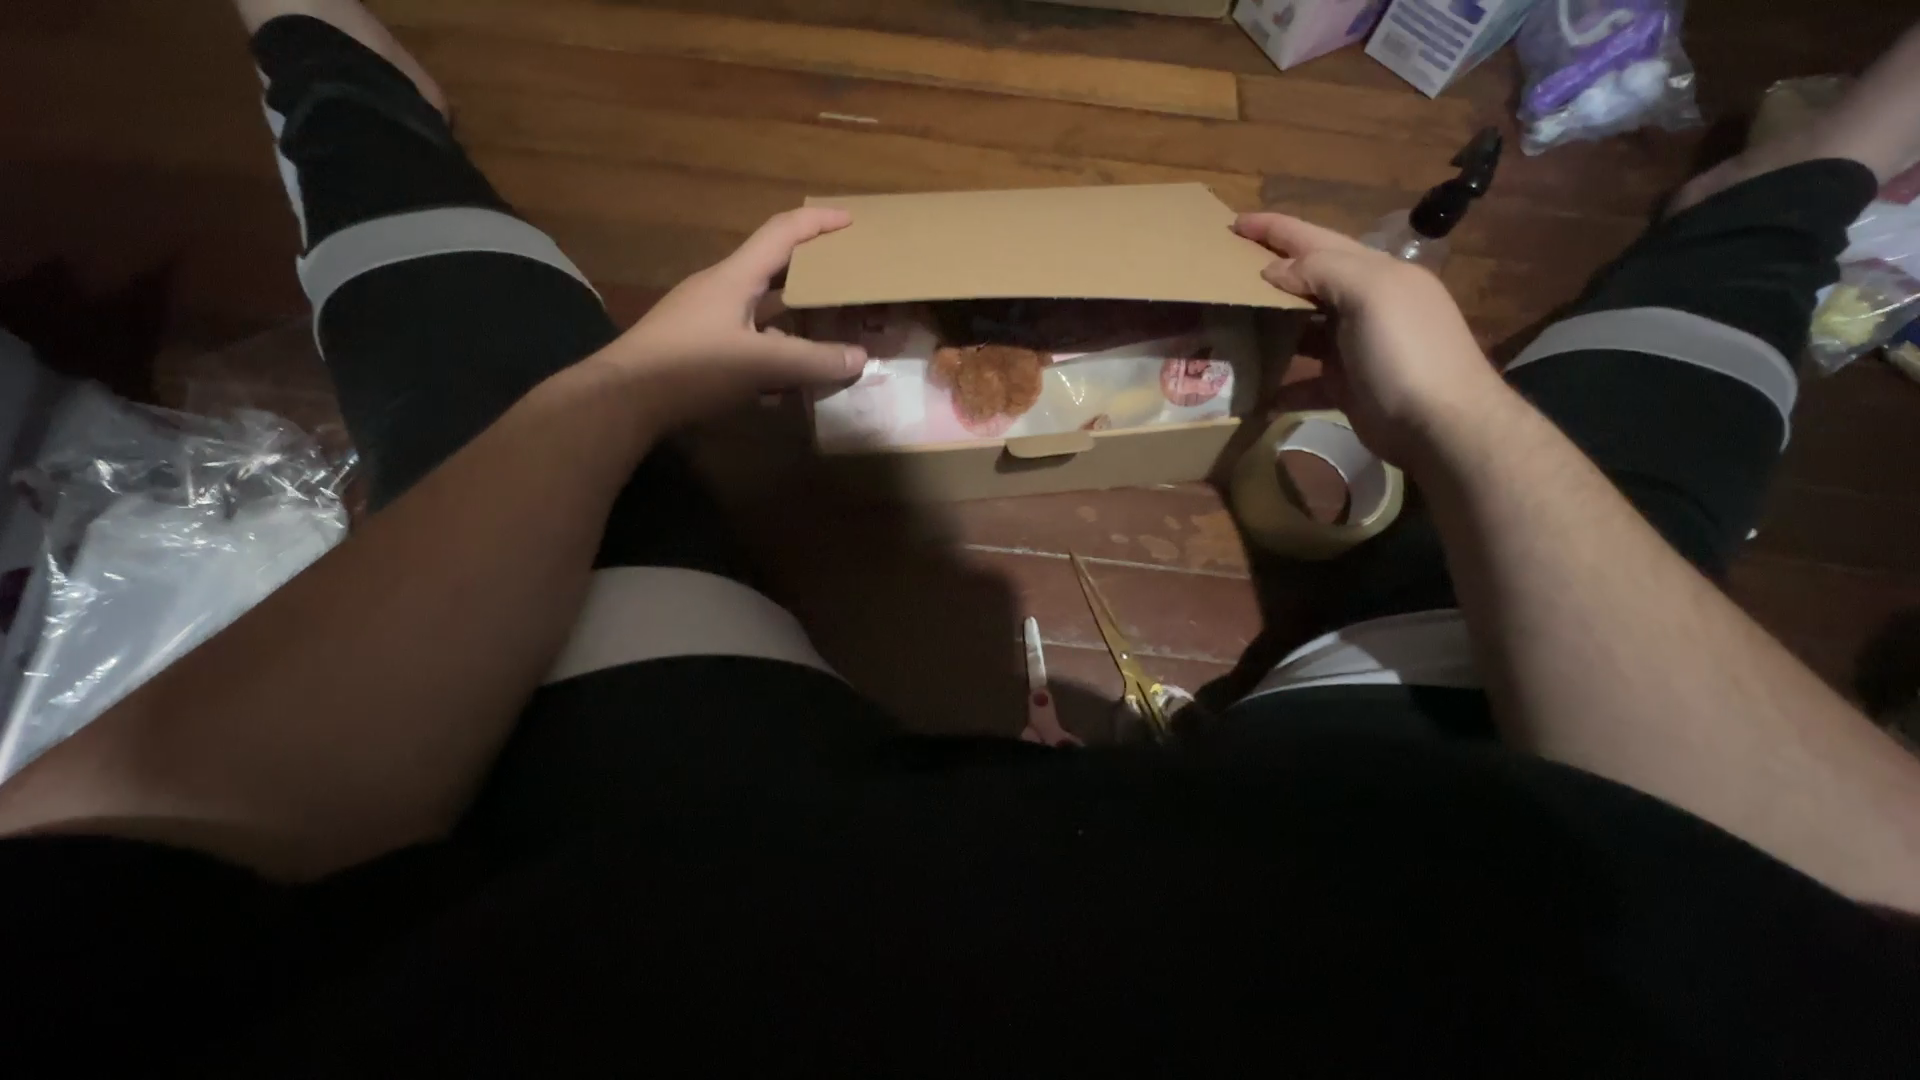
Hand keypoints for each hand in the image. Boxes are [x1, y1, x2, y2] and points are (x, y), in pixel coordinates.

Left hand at [600, 207, 866, 428]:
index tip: (851, 220)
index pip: (782, 233)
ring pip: (759, 308)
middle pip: (772, 269)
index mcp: (735, 277)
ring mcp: (704, 319)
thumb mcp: (760, 365)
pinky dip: (770, 349)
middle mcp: (719, 289)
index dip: (818, 222)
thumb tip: (860, 358)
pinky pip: (745, 338)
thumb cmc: (691, 368)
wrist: (623, 399)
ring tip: (824, 330)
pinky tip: (785, 379)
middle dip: (810, 272)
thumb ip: (812, 361)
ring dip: (792, 317)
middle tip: (845, 279)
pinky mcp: (695, 348)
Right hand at [1234, 213, 1503, 463]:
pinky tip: (1255, 393)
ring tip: (1227, 328)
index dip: (1275, 228)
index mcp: (1374, 272)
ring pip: (1302, 329)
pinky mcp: (1347, 386)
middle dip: (1267, 273)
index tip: (1232, 223)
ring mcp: (1355, 347)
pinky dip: (1280, 384)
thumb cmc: (1406, 352)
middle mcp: (1364, 304)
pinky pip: (1305, 380)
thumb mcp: (1370, 294)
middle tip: (1222, 274)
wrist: (1441, 426)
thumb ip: (1322, 271)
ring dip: (1268, 328)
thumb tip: (1273, 270)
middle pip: (1307, 280)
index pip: (1315, 239)